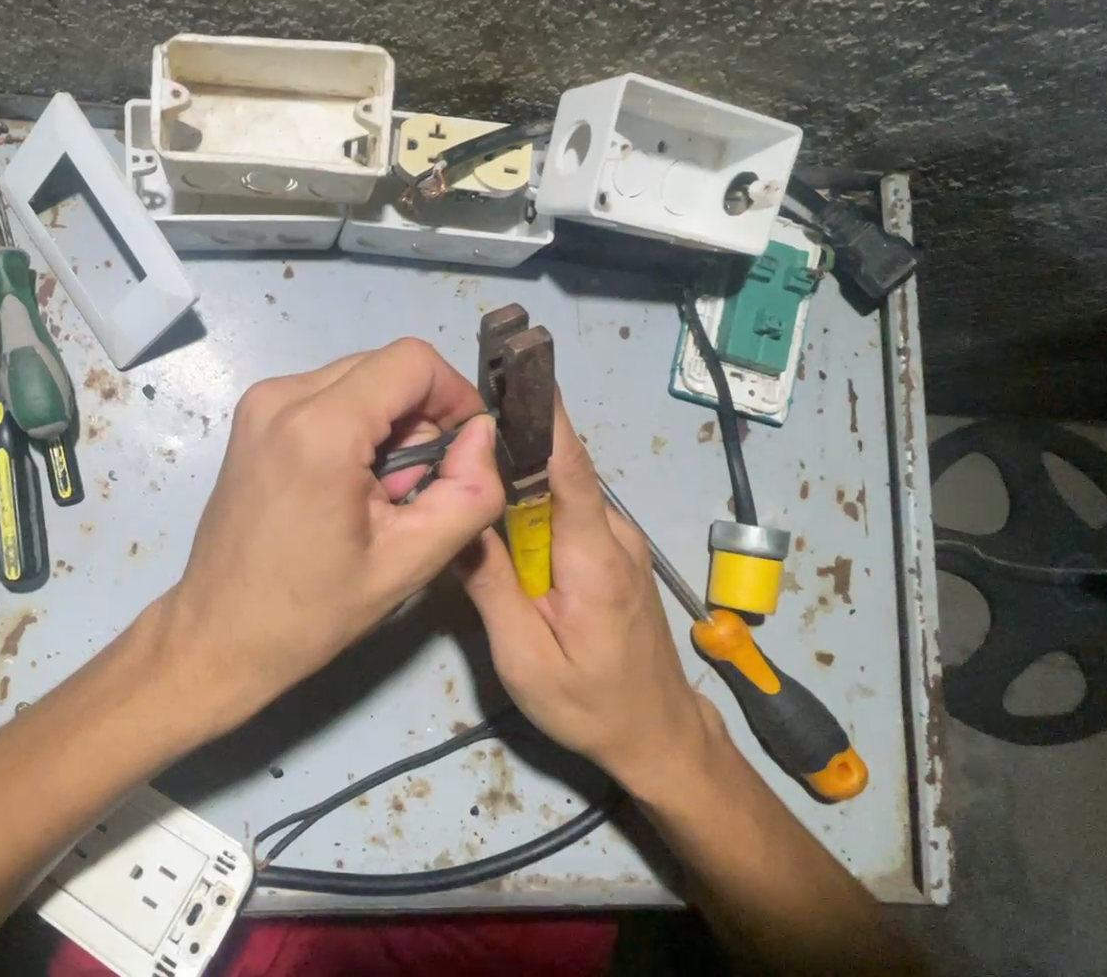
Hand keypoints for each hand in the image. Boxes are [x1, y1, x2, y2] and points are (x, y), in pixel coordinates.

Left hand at [150, 339, 505, 731]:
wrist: (220, 632)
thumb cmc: (311, 609)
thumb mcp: (409, 562)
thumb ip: (468, 494)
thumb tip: (482, 435)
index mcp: (320, 429)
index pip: (413, 362)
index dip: (455, 395)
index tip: (466, 448)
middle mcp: (281, 396)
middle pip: (385, 368)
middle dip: (420, 419)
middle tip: (414, 489)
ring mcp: (259, 403)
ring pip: (358, 381)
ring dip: (388, 427)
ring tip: (378, 497)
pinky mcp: (251, 417)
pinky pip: (326, 397)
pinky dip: (354, 428)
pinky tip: (346, 487)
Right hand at [457, 398, 724, 799]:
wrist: (656, 736)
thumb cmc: (590, 703)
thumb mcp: (525, 657)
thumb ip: (491, 586)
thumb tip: (459, 520)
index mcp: (594, 556)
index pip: (568, 467)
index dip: (544, 416)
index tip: (517, 369)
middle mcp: (613, 535)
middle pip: (558, 471)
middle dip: (508, 445)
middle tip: (450, 434)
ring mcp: (618, 542)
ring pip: (560, 491)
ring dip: (516, 478)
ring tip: (462, 471)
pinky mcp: (613, 554)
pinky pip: (567, 513)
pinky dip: (532, 505)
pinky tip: (498, 516)